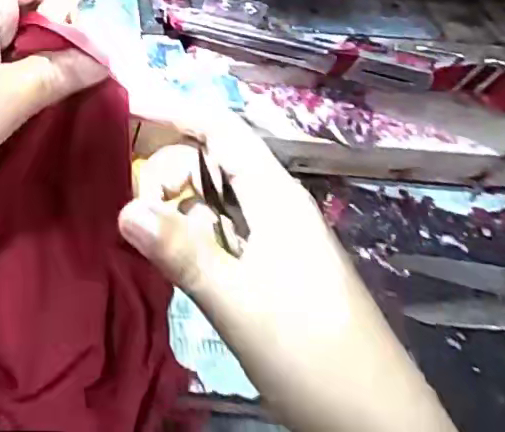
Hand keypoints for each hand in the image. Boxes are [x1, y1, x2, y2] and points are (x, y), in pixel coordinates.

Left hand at [0, 0, 107, 268]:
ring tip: (38, 95)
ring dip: (43, 55)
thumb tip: (107, 60)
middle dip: (61, 32)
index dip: (65, 2)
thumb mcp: (7, 101)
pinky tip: (16, 101)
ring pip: (24, 26)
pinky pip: (6, 49)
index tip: (65, 50)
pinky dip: (23, 69)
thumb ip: (63, 73)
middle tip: (61, 77)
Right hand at [119, 107, 455, 431]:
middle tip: (134, 208)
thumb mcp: (237, 302)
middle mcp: (278, 202)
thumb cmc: (309, 349)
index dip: (177, 110)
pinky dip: (199, 231)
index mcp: (274, 193)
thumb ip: (183, 252)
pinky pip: (230, 229)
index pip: (221, 128)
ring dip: (183, 204)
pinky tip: (181, 256)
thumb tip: (125, 208)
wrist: (379, 418)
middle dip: (172, 170)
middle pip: (217, 160)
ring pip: (222, 198)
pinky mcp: (280, 264)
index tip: (132, 104)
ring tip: (148, 231)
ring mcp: (281, 234)